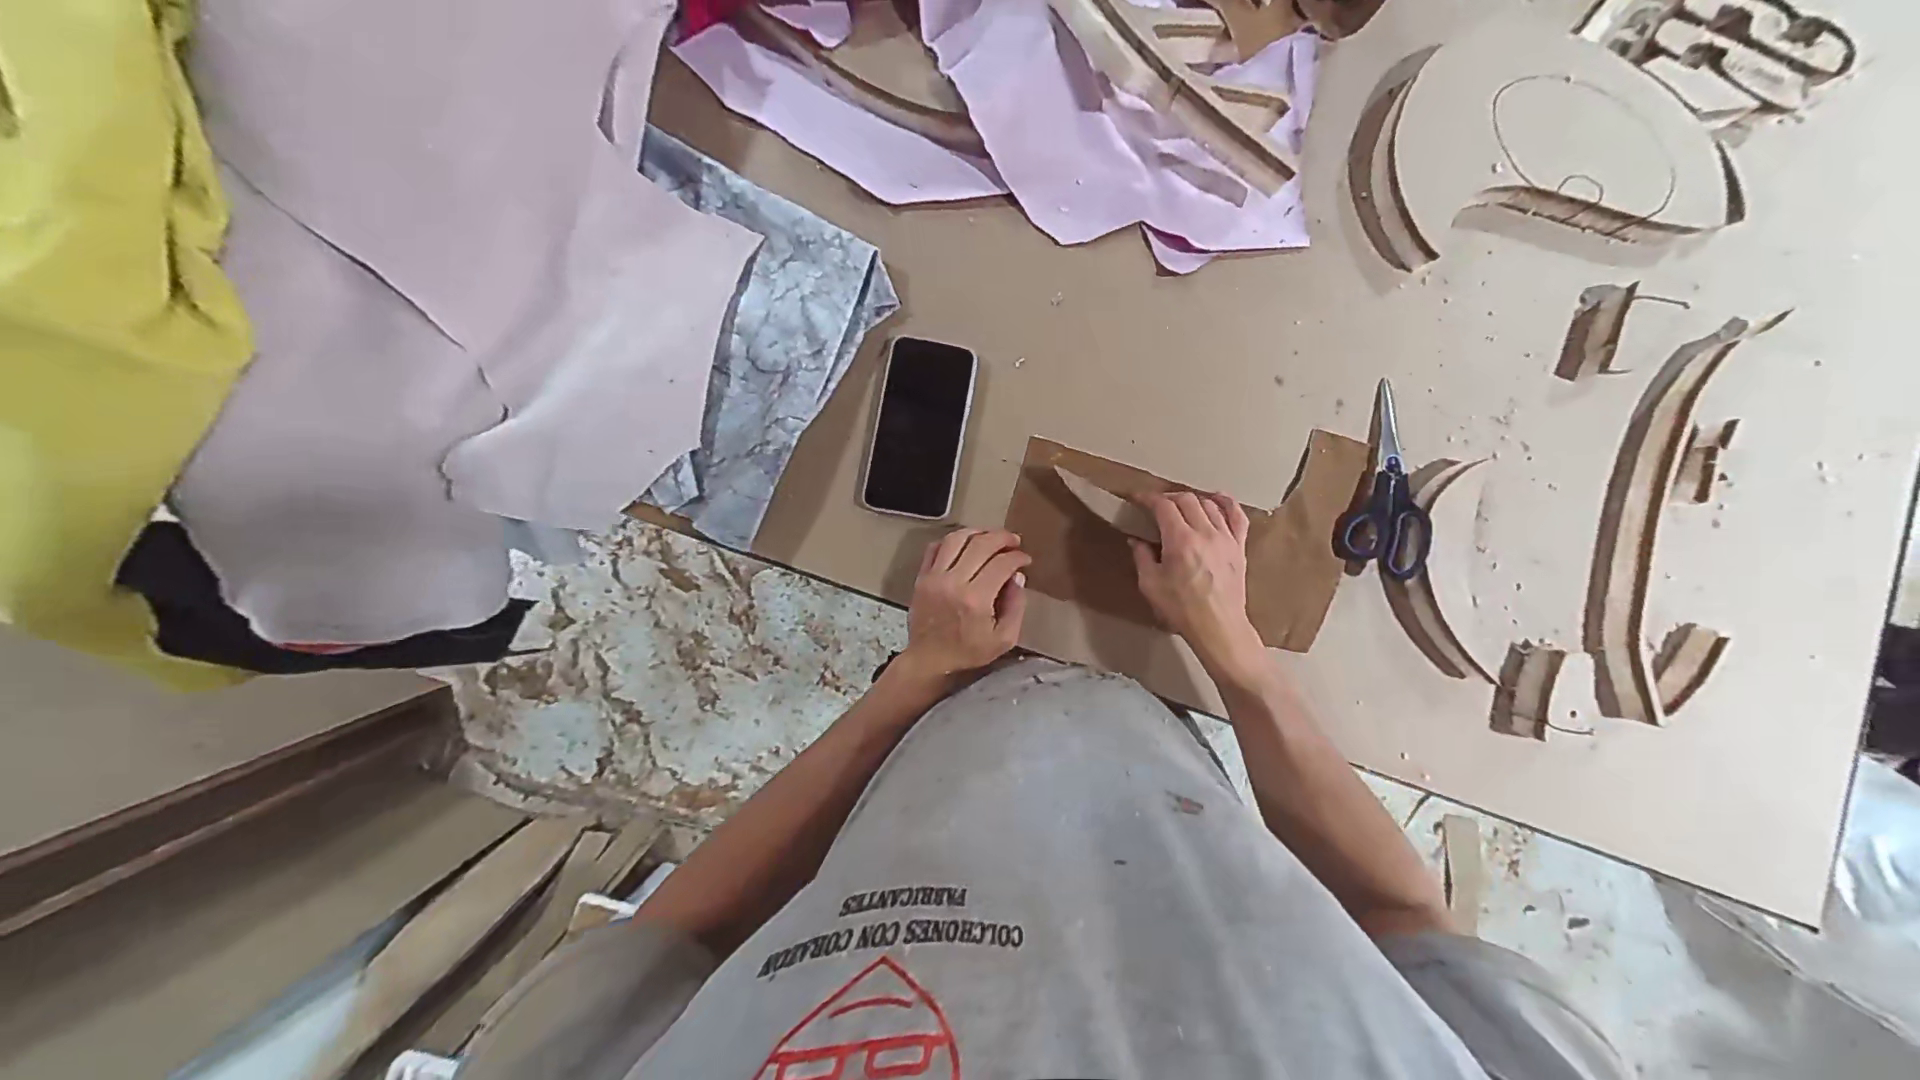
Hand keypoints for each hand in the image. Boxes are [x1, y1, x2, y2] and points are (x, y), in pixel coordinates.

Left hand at [897, 528, 1030, 683]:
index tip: (1025, 560)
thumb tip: (1017, 577)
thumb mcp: (1004, 639)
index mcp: (975, 599)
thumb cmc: (968, 651)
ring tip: (991, 537)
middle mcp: (953, 582)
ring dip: (977, 532)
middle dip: (1002, 537)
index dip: (1018, 557)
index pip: (1001, 564)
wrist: (929, 659)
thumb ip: (1016, 607)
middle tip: (1014, 541)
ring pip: (956, 539)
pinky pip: (935, 547)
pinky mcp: (922, 577)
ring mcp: (934, 577)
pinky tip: (965, 545)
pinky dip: (952, 541)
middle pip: (981, 544)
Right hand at [1130, 492, 1267, 684]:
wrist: (1217, 626)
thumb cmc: (1182, 609)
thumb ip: (1142, 557)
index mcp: (1180, 540)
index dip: (1148, 499)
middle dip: (1168, 497)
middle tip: (1156, 505)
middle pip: (1187, 499)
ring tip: (1181, 506)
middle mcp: (1205, 533)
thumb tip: (1136, 540)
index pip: (1164, 506)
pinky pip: (1236, 516)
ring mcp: (1226, 538)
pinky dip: (1226, 503)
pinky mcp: (1239, 547)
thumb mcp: (1150, 584)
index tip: (1139, 499)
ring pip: (1210, 504)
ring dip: (1192, 500)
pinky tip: (1217, 500)